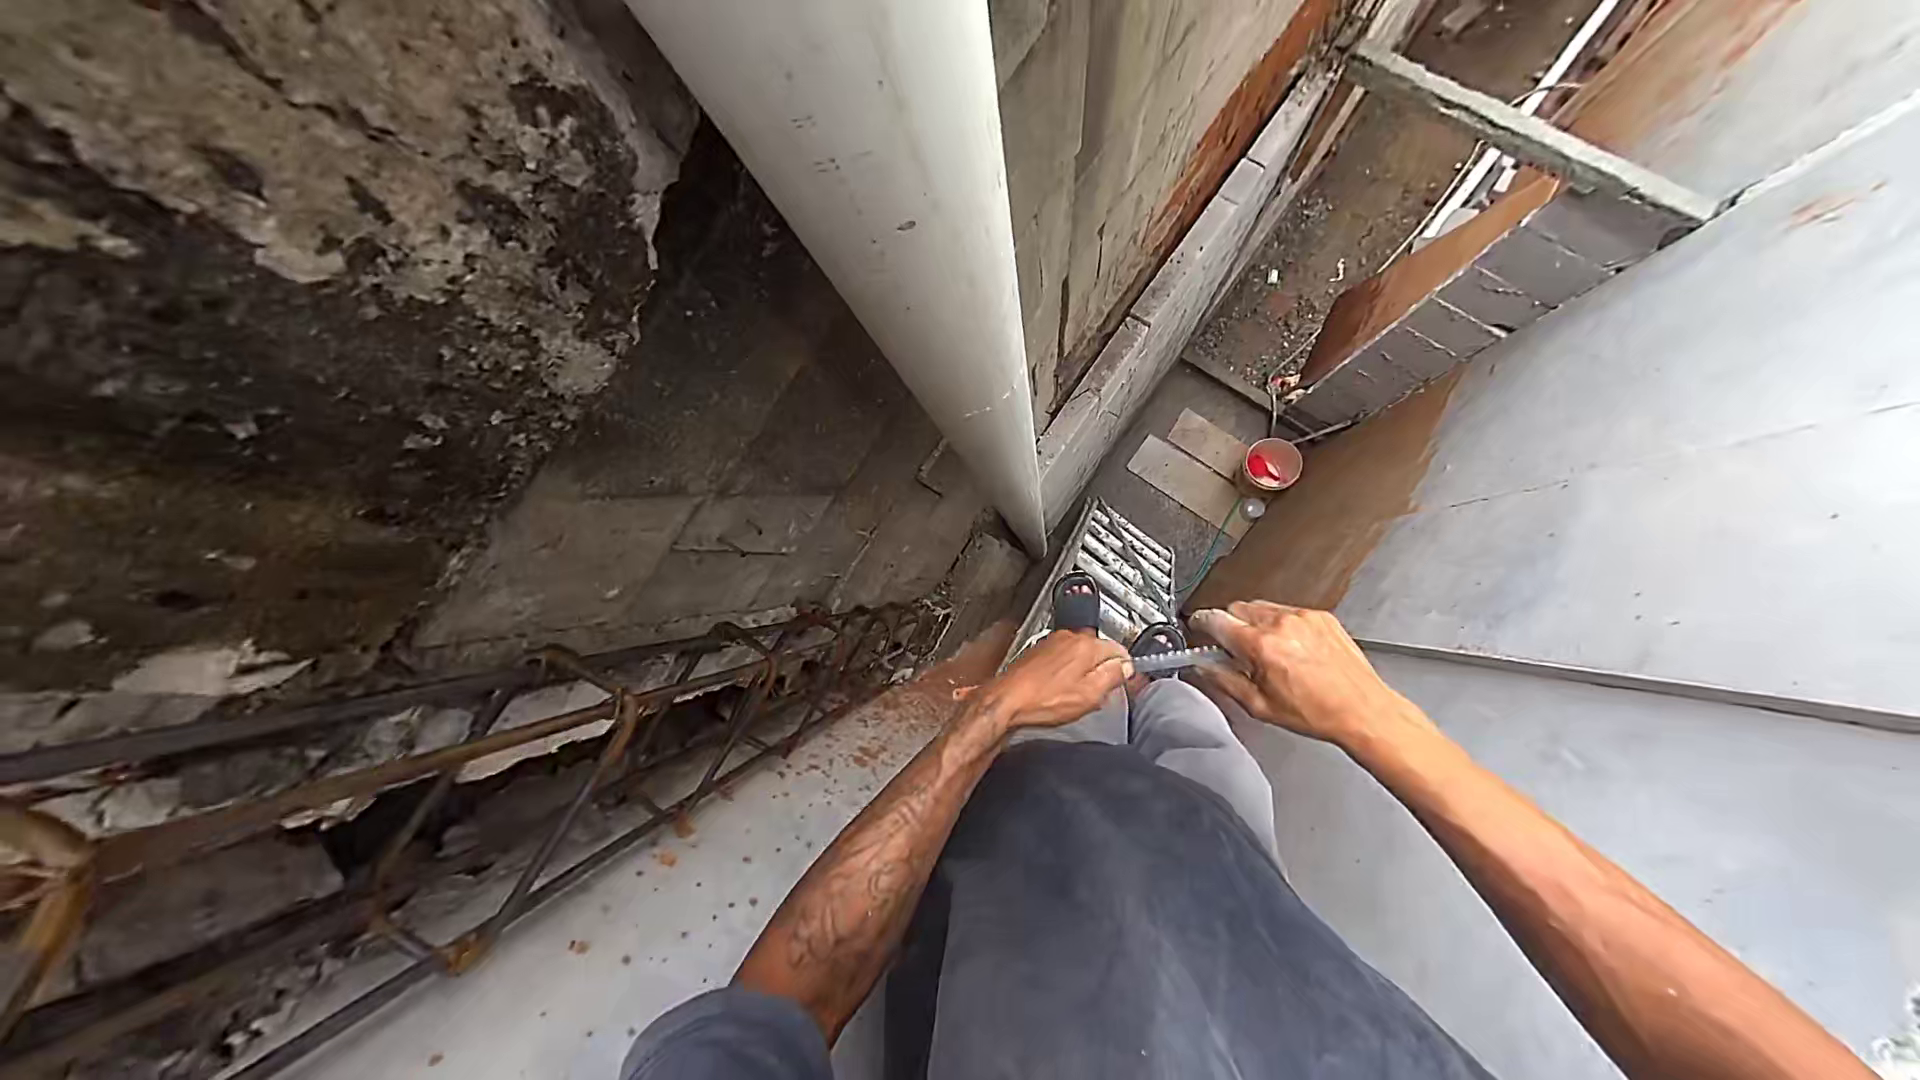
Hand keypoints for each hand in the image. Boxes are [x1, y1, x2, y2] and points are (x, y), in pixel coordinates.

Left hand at [976, 630, 1131, 731]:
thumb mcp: (1089, 695)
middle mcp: (1069, 638)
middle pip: (1099, 651)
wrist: (1007, 700)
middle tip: (1096, 694)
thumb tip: (1125, 667)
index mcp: (1087, 646)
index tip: (1121, 682)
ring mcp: (1053, 643)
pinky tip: (1058, 691)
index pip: (1119, 650)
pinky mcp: (1040, 651)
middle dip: (1102, 671)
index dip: (1124, 669)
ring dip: (1083, 672)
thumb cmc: (1043, 699)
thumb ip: (1112, 677)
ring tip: (1074, 695)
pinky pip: (1063, 659)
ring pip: (1080, 655)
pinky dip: (1065, 672)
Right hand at [1189, 602, 1433, 751]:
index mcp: (1260, 645)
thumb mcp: (1258, 705)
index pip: (1215, 619)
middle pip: (1235, 608)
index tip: (1197, 626)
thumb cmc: (1318, 712)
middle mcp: (1281, 624)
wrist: (1364, 711)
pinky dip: (1280, 624)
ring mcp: (1302, 617)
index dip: (1200, 623)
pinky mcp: (1320, 616)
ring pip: (1259, 607)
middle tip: (1236, 650)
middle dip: (1229, 625)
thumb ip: (1222, 680)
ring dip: (1254, 623)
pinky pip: (1286, 611)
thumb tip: (1201, 667)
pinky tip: (1289, 649)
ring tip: (1267, 652)